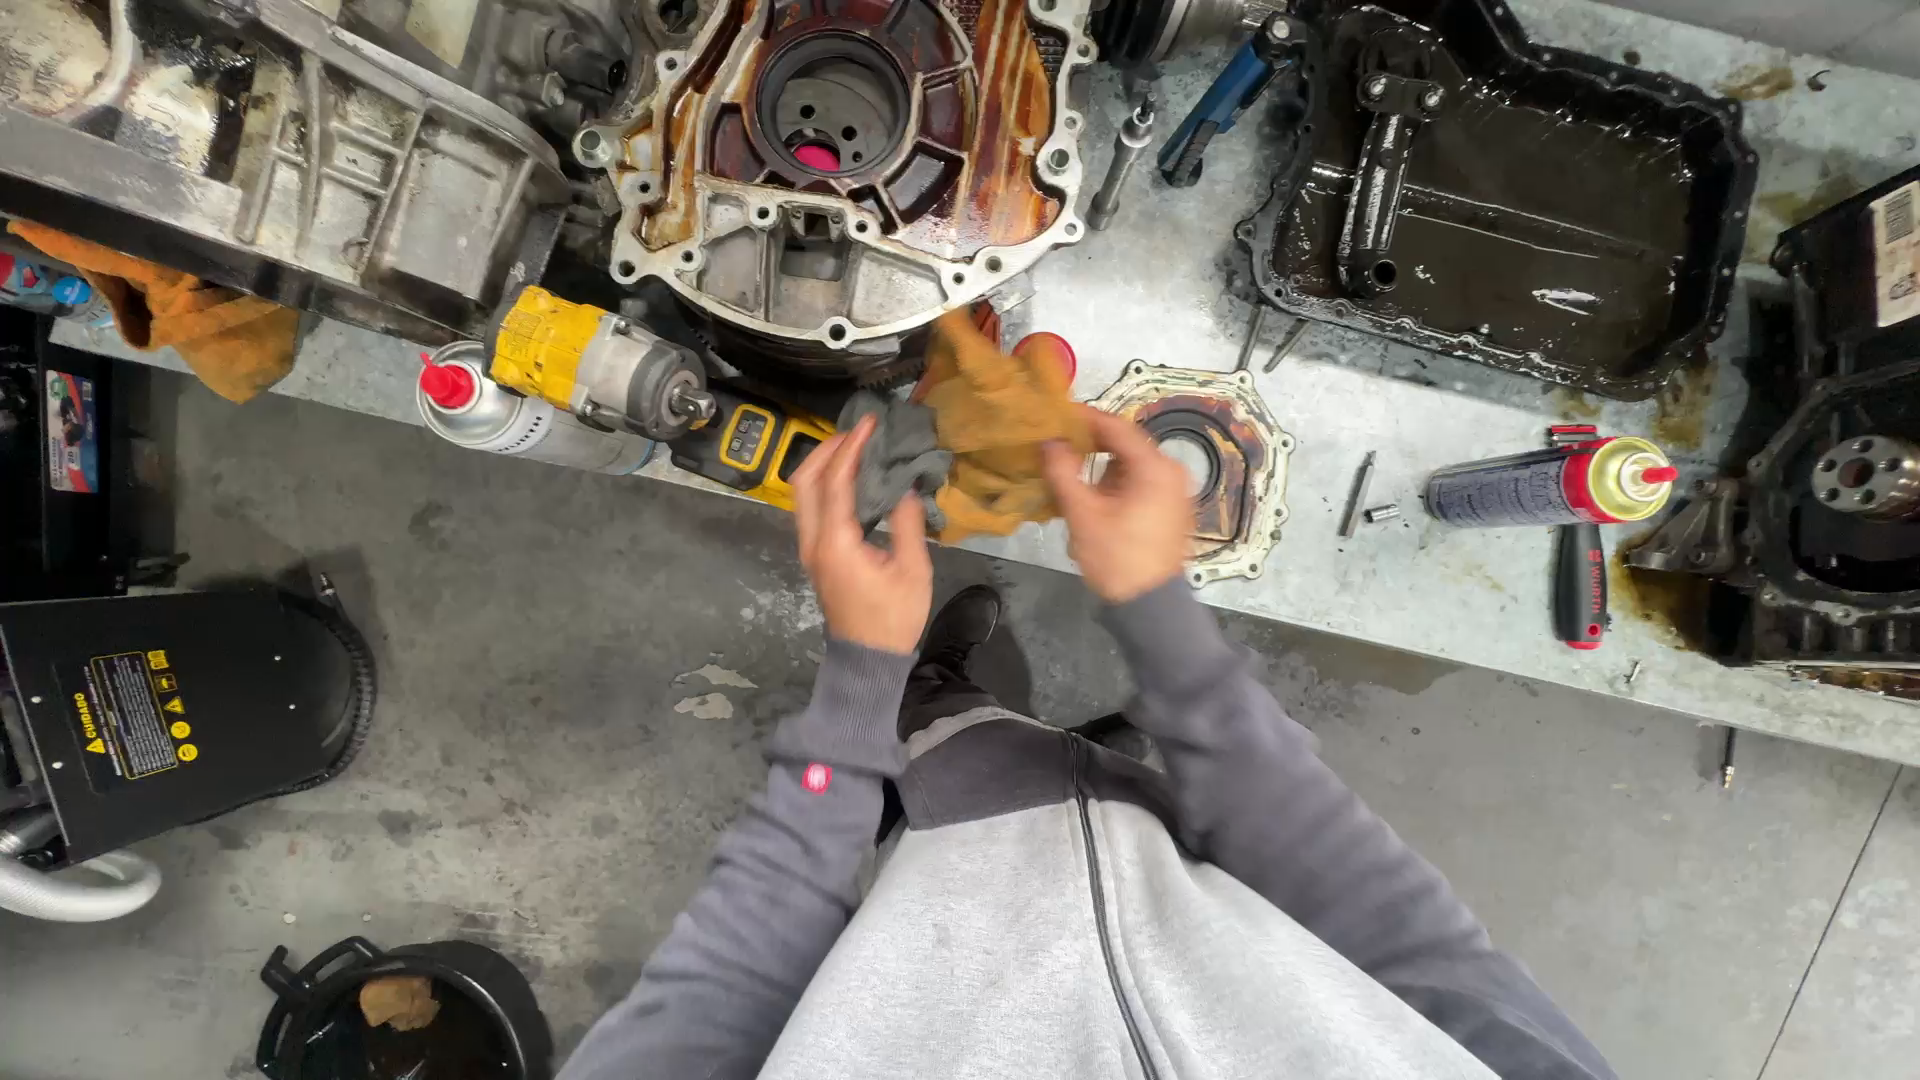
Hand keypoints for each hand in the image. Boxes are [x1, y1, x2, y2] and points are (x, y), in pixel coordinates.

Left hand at [791, 414, 933, 652]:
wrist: (868, 658)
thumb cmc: (893, 618)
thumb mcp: (912, 571)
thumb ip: (907, 524)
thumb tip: (905, 488)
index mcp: (836, 543)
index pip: (835, 482)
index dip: (851, 448)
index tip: (868, 424)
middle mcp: (813, 542)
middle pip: (803, 481)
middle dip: (826, 450)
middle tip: (856, 433)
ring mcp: (810, 549)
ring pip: (802, 494)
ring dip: (823, 466)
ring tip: (854, 449)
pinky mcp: (816, 555)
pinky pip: (811, 508)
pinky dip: (826, 484)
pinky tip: (851, 479)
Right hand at [1041, 405, 1192, 602]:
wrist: (1149, 606)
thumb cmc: (1116, 559)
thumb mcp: (1082, 514)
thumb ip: (1063, 471)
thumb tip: (1049, 441)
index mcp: (1155, 467)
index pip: (1116, 426)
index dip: (1084, 418)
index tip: (1056, 416)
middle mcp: (1171, 472)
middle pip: (1125, 445)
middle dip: (1091, 445)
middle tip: (1058, 447)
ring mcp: (1175, 491)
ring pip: (1131, 466)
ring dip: (1102, 468)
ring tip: (1071, 478)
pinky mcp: (1172, 509)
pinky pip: (1141, 483)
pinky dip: (1117, 484)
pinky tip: (1094, 498)